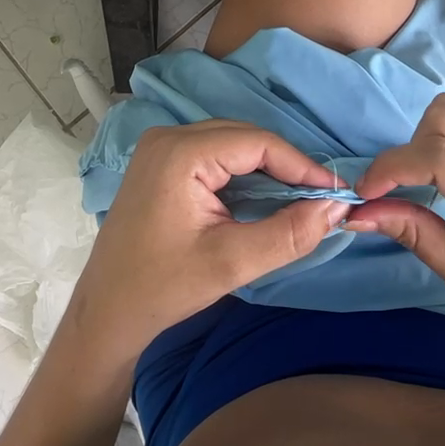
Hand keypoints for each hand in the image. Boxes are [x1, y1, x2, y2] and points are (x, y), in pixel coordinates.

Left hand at [69, 120, 349, 354]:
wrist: (106, 308)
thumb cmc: (163, 287)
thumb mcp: (232, 263)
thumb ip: (288, 233)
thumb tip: (335, 208)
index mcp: (180, 152)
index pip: (257, 142)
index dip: (302, 165)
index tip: (338, 193)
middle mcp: (168, 136)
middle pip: (244, 138)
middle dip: (286, 166)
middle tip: (323, 198)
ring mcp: (160, 147)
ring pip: (230, 144)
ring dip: (266, 169)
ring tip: (301, 199)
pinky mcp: (160, 162)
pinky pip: (213, 155)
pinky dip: (242, 173)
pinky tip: (264, 198)